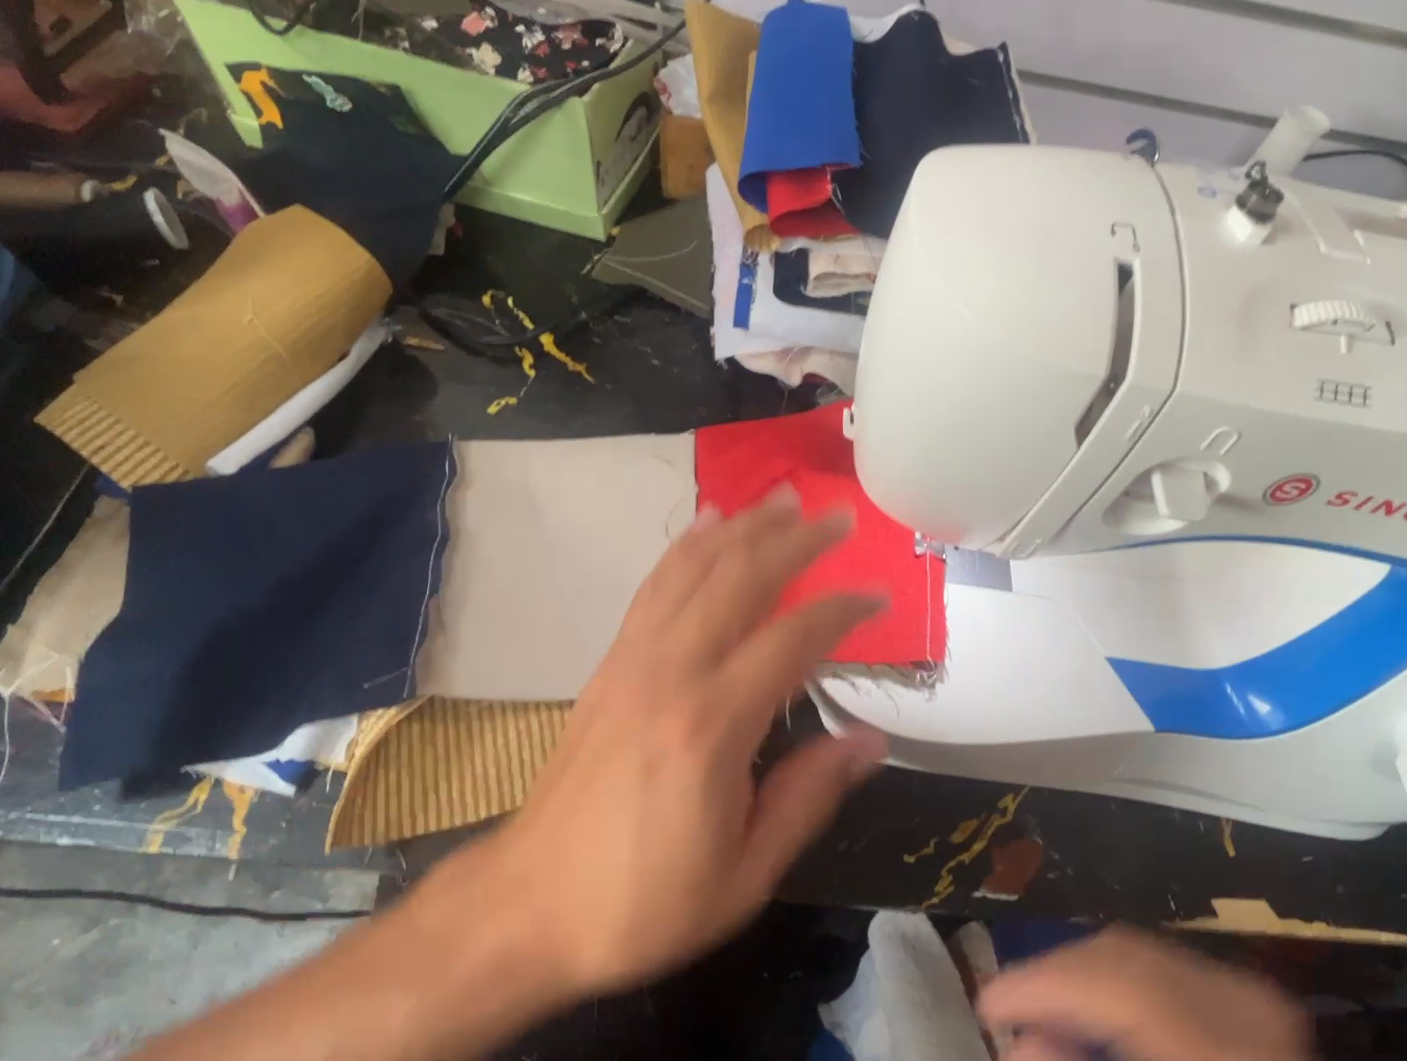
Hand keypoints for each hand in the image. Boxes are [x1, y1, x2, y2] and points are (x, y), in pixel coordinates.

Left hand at [421, 486, 889, 998]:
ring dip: (742, 528)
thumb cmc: (643, 903)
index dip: (842, 609)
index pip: (793, 638)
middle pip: (741, 579)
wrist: (527, 905)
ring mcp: (631, 661)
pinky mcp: (608, 666)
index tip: (879, 596)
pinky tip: (706, 527)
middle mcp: (671, 673)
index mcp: (713, 725)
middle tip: (838, 517)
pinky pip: (653, 588)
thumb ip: (809, 797)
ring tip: (782, 500)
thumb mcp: (745, 874)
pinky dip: (685, 549)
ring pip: (693, 569)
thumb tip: (870, 741)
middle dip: (795, 540)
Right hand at [979, 926, 1313, 1060]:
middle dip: (1054, 976)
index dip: (1042, 984)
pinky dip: (1115, 980)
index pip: (1116, 983)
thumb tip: (1017, 1046)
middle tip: (1005, 1008)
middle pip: (1121, 955)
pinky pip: (1161, 965)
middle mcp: (1242, 1006)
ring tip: (1039, 1008)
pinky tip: (1090, 1010)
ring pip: (1137, 951)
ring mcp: (1250, 997)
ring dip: (1080, 974)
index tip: (987, 1002)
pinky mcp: (1249, 1000)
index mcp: (1219, 1046)